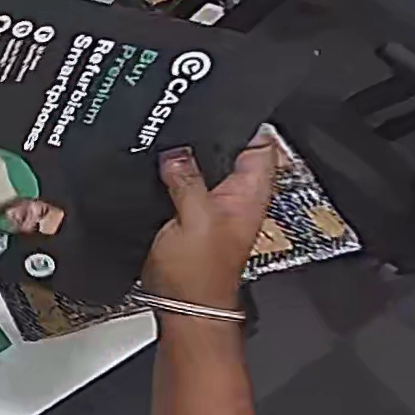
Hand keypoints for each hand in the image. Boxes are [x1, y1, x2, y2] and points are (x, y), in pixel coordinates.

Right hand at [142, 133, 278, 310]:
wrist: (182, 306)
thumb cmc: (198, 275)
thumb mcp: (194, 219)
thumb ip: (187, 180)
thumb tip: (176, 153)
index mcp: (248, 196)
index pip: (260, 147)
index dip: (243, 124)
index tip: (217, 108)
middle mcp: (234, 199)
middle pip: (228, 154)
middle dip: (206, 137)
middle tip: (183, 119)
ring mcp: (212, 208)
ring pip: (203, 169)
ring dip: (186, 157)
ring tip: (165, 140)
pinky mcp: (188, 217)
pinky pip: (182, 186)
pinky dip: (170, 176)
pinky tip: (154, 170)